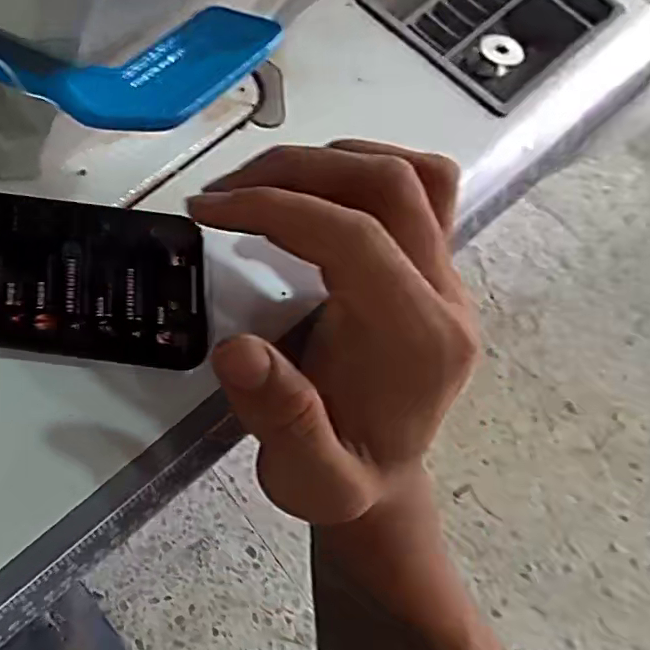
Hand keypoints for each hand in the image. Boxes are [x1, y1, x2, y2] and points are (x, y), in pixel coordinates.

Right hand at [187, 141, 477, 524]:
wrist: (382, 485)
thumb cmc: (338, 479)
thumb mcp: (305, 474)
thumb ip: (279, 418)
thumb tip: (234, 350)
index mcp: (413, 338)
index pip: (354, 234)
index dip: (275, 208)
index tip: (206, 211)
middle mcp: (442, 296)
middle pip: (389, 185)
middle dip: (293, 171)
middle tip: (219, 192)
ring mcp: (443, 279)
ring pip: (410, 176)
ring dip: (325, 163)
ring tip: (253, 186)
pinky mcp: (427, 273)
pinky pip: (411, 194)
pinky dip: (351, 176)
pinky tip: (300, 197)